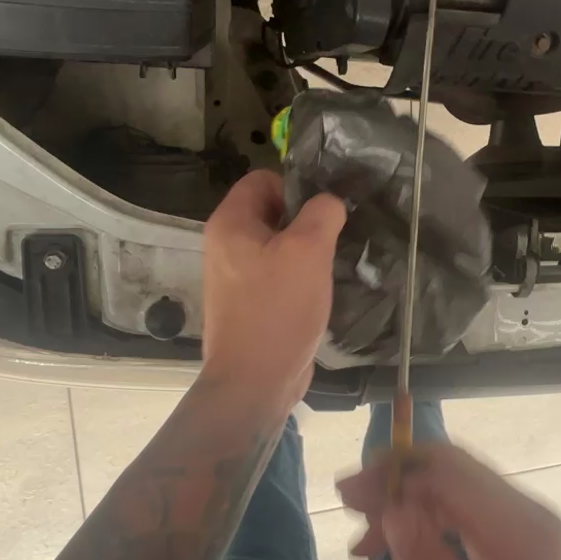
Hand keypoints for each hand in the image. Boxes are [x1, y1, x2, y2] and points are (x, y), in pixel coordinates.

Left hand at [200, 170, 345, 407]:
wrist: (255, 381)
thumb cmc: (278, 310)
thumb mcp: (308, 250)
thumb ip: (323, 214)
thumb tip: (330, 202)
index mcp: (230, 224)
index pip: (263, 179)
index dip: (297, 186)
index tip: (326, 210)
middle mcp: (226, 245)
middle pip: (272, 211)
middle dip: (306, 220)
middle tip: (334, 238)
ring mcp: (236, 276)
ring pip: (278, 245)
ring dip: (306, 251)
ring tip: (331, 265)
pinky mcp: (250, 303)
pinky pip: (278, 274)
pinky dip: (299, 277)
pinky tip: (319, 291)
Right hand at [338, 445, 560, 559]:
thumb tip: (393, 509)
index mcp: (522, 535)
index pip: (450, 475)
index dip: (396, 474)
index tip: (348, 494)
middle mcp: (530, 516)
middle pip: (453, 471)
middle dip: (397, 481)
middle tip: (348, 504)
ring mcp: (528, 525)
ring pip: (456, 486)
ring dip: (408, 501)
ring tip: (364, 539)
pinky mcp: (520, 540)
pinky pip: (466, 509)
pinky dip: (427, 518)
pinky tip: (396, 544)